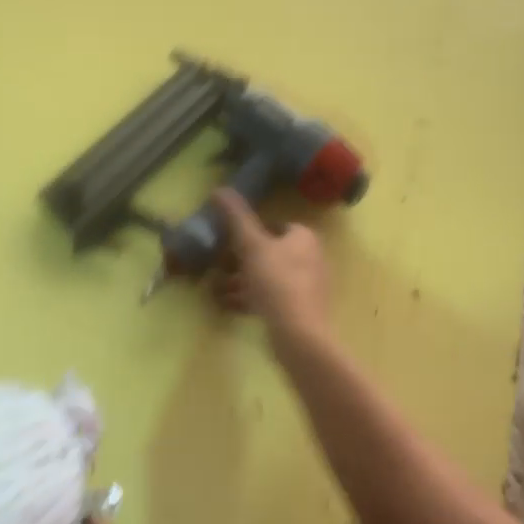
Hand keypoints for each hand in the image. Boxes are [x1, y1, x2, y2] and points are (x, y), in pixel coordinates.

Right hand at [212, 190, 331, 341]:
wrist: (298, 335)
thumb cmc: (276, 280)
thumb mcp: (251, 244)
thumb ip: (235, 216)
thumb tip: (219, 188)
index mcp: (303, 237)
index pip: (274, 225)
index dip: (249, 231)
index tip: (227, 240)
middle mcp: (309, 258)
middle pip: (269, 253)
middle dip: (240, 260)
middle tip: (217, 267)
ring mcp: (306, 287)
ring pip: (267, 277)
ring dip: (240, 282)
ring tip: (215, 289)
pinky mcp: (299, 311)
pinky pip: (270, 298)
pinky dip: (249, 299)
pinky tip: (226, 306)